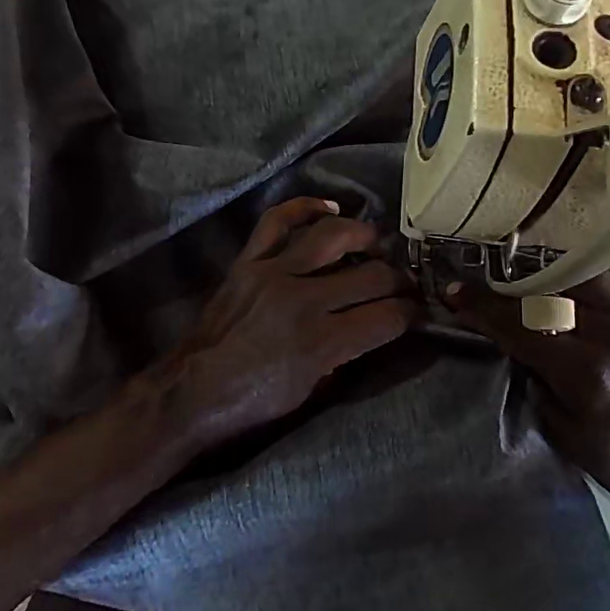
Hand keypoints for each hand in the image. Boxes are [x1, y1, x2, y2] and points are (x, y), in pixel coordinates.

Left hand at [175, 198, 417, 433]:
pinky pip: (279, 220)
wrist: (190, 393)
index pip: (387, 317)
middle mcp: (303, 300)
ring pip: (333, 236)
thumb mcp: (311, 390)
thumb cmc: (254, 402)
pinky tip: (330, 210)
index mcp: (321, 343)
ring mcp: (273, 273)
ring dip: (364, 236)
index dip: (412, 314)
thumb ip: (347, 354)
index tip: (419, 311)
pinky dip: (306, 208)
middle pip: (371, 276)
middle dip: (400, 282)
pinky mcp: (249, 261)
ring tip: (376, 243)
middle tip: (405, 285)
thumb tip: (376, 325)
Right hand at [446, 271, 609, 494]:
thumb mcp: (552, 420)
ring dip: (546, 275)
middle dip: (512, 283)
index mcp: (584, 369)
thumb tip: (498, 329)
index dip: (483, 306)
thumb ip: (526, 368)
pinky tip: (559, 288)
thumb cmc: (606, 455)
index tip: (456, 293)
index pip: (521, 324)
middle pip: (550, 286)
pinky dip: (576, 280)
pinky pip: (604, 281)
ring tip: (523, 282)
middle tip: (489, 285)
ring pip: (580, 274)